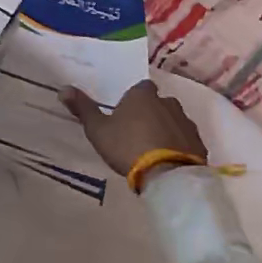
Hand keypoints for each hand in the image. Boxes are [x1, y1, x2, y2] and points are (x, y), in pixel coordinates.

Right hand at [61, 79, 208, 180]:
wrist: (166, 174)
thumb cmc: (127, 146)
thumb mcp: (98, 130)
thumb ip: (83, 108)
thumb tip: (63, 88)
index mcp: (142, 95)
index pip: (140, 88)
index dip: (134, 100)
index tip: (126, 114)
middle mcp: (167, 102)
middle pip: (158, 103)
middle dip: (151, 114)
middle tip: (137, 134)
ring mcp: (186, 122)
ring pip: (173, 120)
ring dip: (165, 129)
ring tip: (152, 149)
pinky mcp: (198, 142)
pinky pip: (185, 139)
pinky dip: (178, 145)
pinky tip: (168, 160)